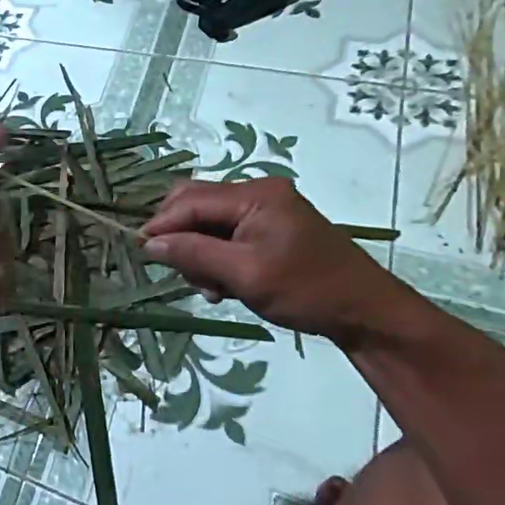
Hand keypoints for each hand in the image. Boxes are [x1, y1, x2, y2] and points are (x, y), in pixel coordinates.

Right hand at [140, 177, 400, 338]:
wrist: (365, 312)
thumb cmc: (308, 290)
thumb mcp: (246, 275)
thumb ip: (195, 255)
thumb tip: (148, 244)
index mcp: (256, 194)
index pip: (191, 201)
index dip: (161, 225)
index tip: (140, 252)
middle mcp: (258, 193)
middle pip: (196, 205)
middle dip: (181, 239)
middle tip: (186, 276)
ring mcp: (265, 210)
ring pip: (207, 224)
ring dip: (199, 255)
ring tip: (215, 289)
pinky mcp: (269, 229)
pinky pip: (226, 237)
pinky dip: (217, 260)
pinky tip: (226, 286)